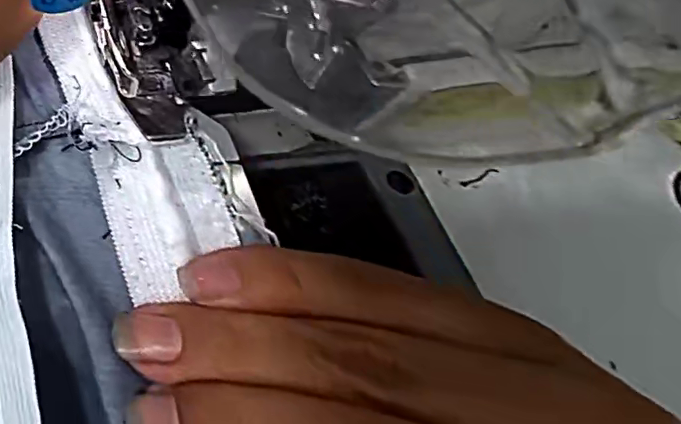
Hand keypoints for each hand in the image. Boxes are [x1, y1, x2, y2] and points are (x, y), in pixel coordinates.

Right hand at [115, 247, 677, 423]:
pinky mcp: (512, 327)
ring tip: (174, 305)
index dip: (246, 420)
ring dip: (251, 304)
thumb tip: (209, 421)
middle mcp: (534, 420)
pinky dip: (302, 274)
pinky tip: (242, 271)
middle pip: (354, 372)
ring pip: (367, 313)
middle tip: (146, 349)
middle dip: (230, 358)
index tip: (167, 416)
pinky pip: (389, 283)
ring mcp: (530, 366)